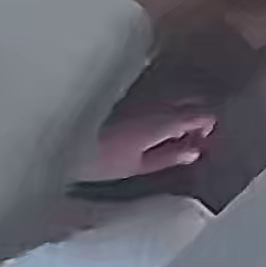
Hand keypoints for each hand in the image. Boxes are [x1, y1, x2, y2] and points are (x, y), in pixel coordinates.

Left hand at [84, 110, 217, 181]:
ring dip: (179, 115)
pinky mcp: (125, 101)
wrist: (58, 145)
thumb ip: (171, 157)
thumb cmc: (100, 160)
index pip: (203, 115)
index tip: (201, 143)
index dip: (208, 128)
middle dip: (196, 119)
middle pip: (192, 103)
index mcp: (166, 120)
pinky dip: (162, 113)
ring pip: (174, 101)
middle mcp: (157, 104)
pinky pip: (156, 102)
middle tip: (190, 139)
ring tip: (169, 136)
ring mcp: (141, 100)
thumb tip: (194, 152)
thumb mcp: (139, 166)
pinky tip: (149, 130)